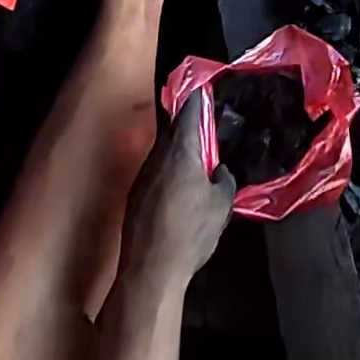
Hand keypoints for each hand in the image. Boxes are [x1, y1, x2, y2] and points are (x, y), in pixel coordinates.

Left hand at [121, 91, 236, 283]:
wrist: (150, 270)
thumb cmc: (191, 231)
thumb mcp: (222, 205)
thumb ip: (224, 179)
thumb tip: (218, 170)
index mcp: (181, 151)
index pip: (189, 112)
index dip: (198, 98)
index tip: (205, 89)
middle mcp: (158, 156)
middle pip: (173, 129)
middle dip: (188, 123)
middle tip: (205, 123)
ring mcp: (143, 175)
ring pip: (163, 150)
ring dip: (178, 148)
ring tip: (196, 155)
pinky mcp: (135, 196)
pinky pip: (155, 170)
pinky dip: (168, 168)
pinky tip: (179, 183)